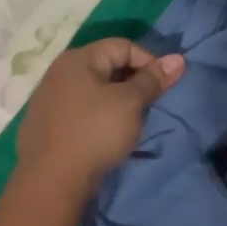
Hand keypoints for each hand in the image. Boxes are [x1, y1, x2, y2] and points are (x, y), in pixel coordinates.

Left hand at [16, 39, 185, 193]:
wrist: (51, 179)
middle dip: (134, 82)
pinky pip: (83, 108)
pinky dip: (101, 115)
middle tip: (150, 104)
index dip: (149, 61)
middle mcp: (60, 71)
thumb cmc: (95, 132)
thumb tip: (178, 59)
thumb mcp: (130, 103)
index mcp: (78, 59)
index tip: (163, 87)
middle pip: (108, 65)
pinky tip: (108, 134)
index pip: (123, 46)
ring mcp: (50, 98)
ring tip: (132, 121)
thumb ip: (153, 79)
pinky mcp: (48, 123)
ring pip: (96, 89)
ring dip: (118, 100)